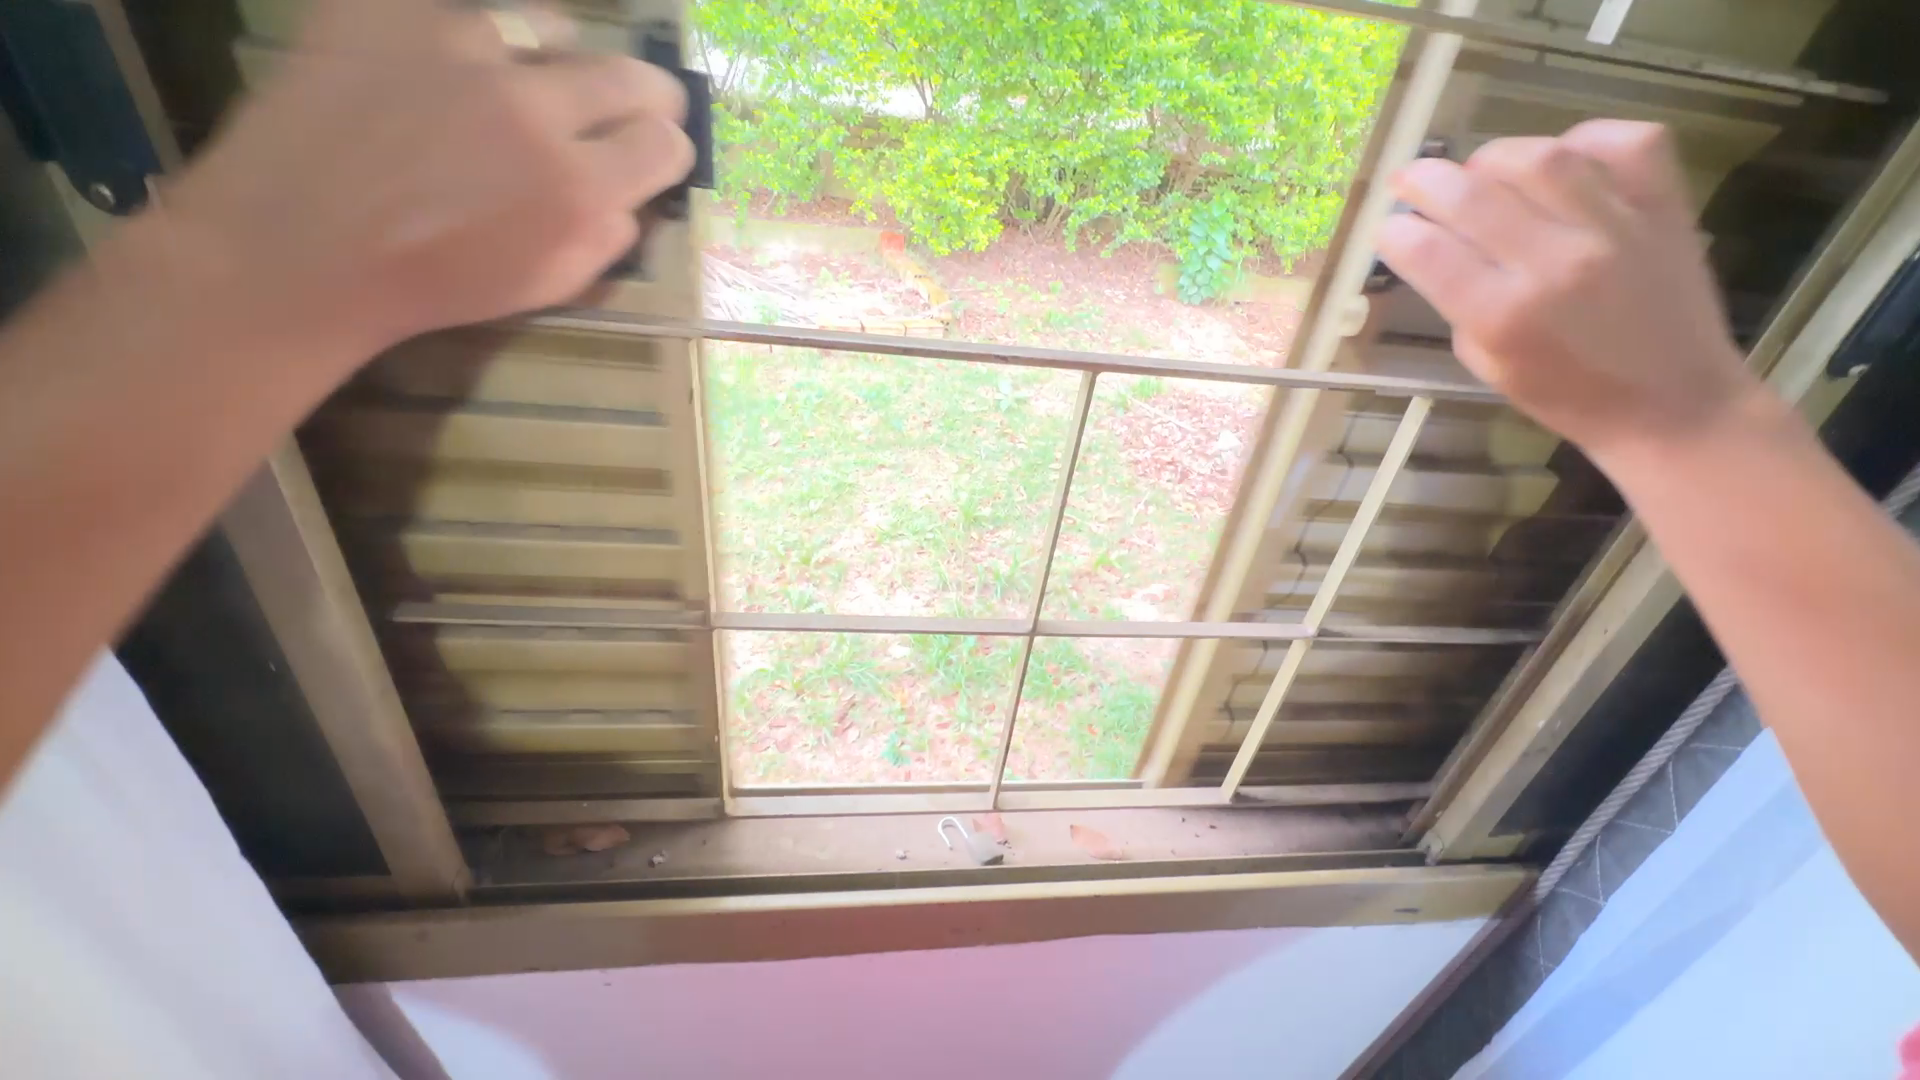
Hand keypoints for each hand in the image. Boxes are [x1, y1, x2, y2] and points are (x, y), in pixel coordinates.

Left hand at [163, 0, 692, 363]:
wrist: (300, 246)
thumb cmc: (436, 282)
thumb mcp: (547, 286)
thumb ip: (606, 238)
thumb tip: (629, 198)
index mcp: (575, 187)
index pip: (664, 144)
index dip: (671, 150)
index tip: (660, 154)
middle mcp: (532, 107)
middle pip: (628, 77)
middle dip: (652, 95)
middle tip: (648, 102)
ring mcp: (458, 46)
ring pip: (553, 28)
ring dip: (571, 56)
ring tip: (560, 72)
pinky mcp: (390, 12)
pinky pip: (465, 8)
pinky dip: (485, 35)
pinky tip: (475, 60)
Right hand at [1375, 120, 1764, 461]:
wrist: (1671, 404)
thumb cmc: (1563, 395)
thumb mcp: (1485, 363)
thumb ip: (1458, 304)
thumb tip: (1438, 250)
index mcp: (1502, 316)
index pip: (1427, 252)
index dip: (1394, 232)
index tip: (1386, 229)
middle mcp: (1554, 263)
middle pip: (1471, 196)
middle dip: (1424, 182)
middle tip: (1408, 180)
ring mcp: (1614, 228)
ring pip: (1538, 157)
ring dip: (1491, 158)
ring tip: (1477, 173)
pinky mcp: (1663, 207)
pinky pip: (1624, 143)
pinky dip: (1583, 139)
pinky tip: (1560, 161)